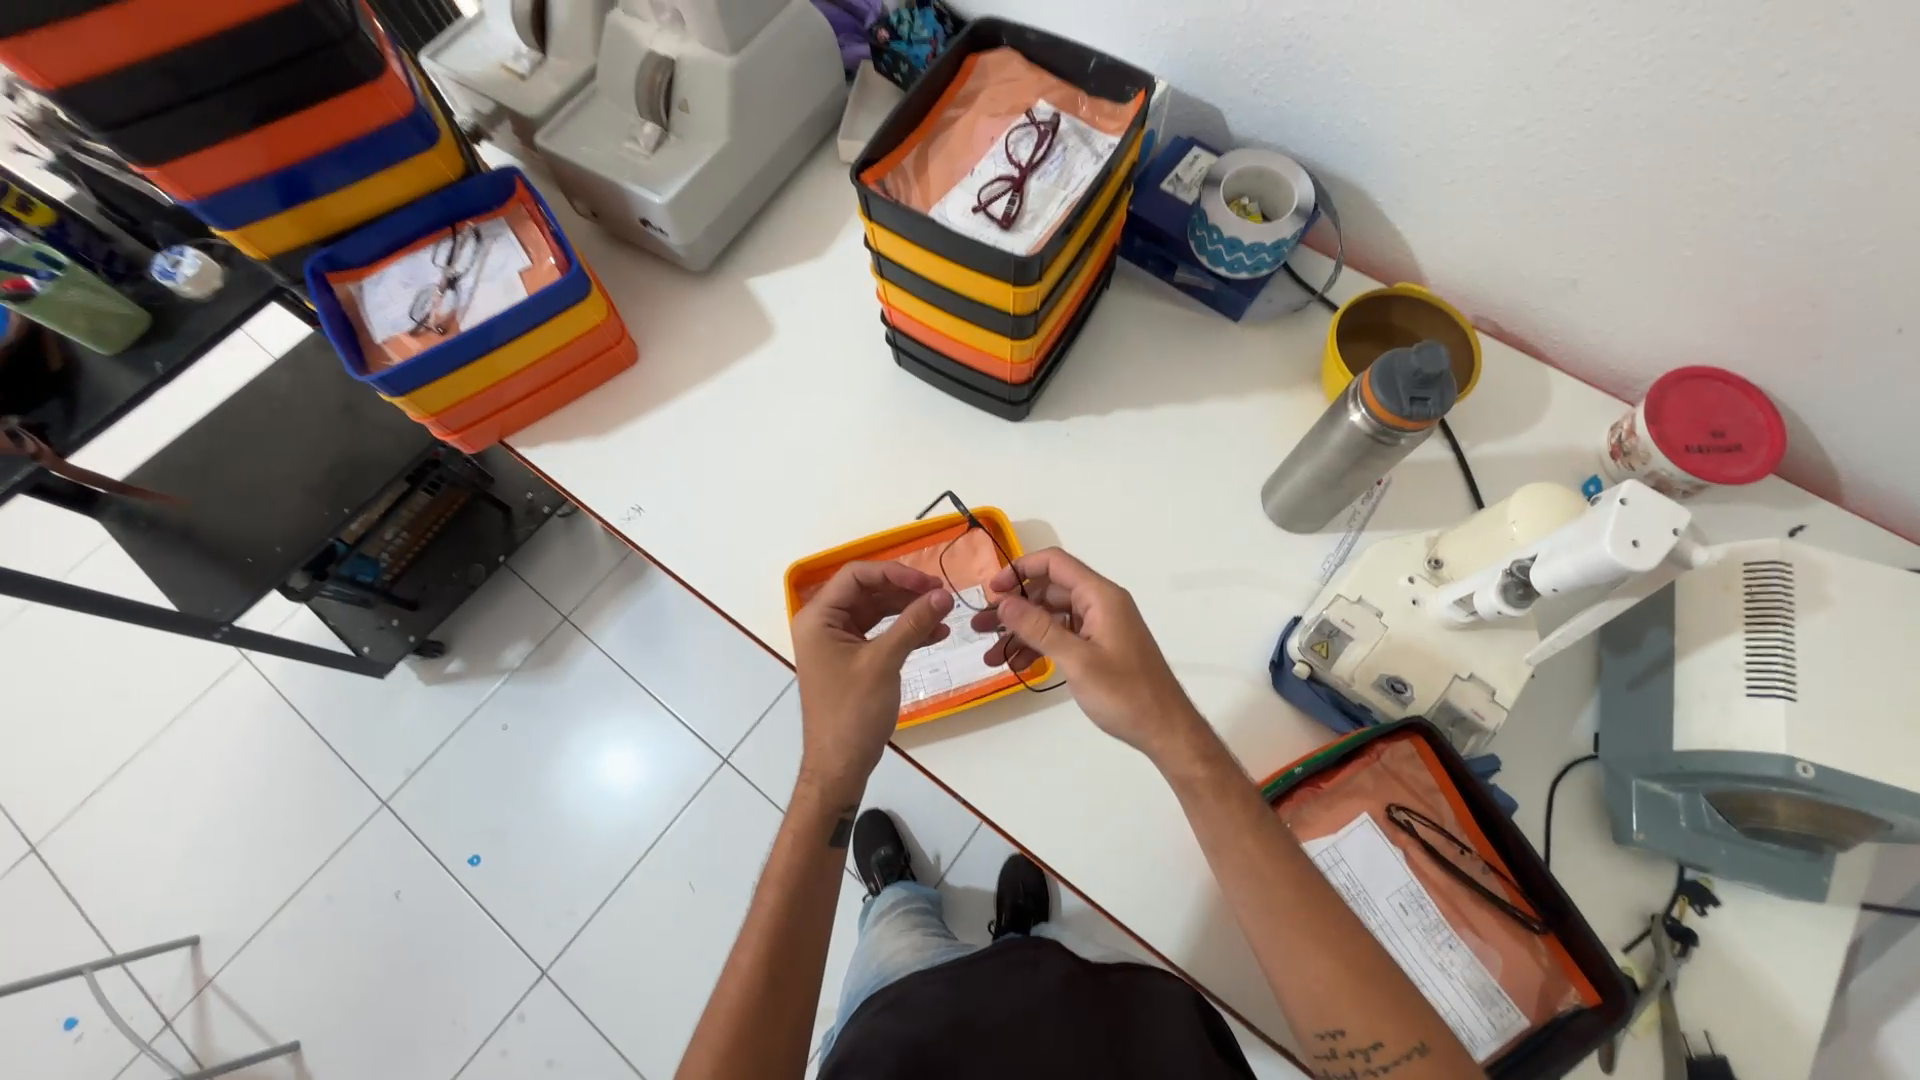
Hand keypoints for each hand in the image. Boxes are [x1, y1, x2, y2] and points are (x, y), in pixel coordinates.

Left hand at [791, 561, 953, 804]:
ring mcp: (838, 641)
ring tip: (943, 613)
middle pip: (868, 590)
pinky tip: (936, 634)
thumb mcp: (884, 662)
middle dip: (905, 591)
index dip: (894, 572)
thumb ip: (913, 624)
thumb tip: (944, 595)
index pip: (856, 575)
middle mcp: (825, 623)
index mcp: (818, 617)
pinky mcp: (853, 658)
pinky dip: (906, 631)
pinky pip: (881, 633)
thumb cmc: (852, 712)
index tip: (929, 583)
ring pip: (878, 611)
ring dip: (909, 610)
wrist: (840, 765)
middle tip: (941, 595)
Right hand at [969, 548, 1205, 762]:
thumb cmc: (1125, 693)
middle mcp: (1100, 604)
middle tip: (980, 627)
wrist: (1165, 730)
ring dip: (1020, 632)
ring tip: (989, 654)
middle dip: (1013, 608)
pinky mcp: (1098, 647)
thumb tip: (1004, 602)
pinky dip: (1038, 647)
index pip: (1055, 564)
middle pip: (1048, 591)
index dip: (1019, 570)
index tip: (992, 592)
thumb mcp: (1077, 660)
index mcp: (1100, 596)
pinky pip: (1061, 637)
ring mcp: (1099, 626)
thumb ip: (1039, 628)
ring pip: (1051, 617)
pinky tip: (1015, 665)